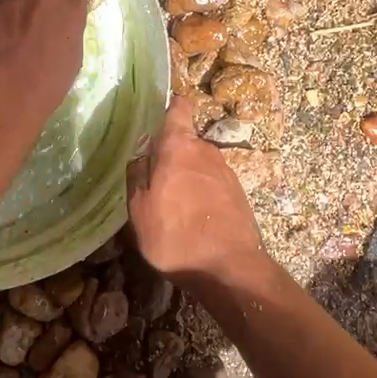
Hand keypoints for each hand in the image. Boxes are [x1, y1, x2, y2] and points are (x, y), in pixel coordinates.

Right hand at [128, 93, 263, 284]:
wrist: (231, 270)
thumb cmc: (177, 237)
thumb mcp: (140, 211)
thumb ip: (137, 177)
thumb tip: (140, 157)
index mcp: (179, 146)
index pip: (179, 107)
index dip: (169, 108)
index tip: (156, 118)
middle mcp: (206, 150)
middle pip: (185, 142)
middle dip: (172, 157)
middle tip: (155, 183)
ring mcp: (226, 171)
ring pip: (199, 165)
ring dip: (188, 179)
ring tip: (175, 208)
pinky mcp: (239, 193)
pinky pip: (213, 184)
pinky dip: (203, 195)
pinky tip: (195, 220)